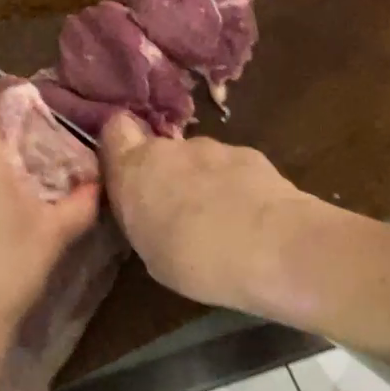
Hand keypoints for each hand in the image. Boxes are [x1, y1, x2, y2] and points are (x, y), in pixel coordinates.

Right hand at [100, 114, 317, 314]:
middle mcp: (168, 150)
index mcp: (133, 170)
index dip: (121, 146)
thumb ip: (143, 218)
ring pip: (198, 159)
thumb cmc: (196, 260)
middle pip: (159, 150)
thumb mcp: (150, 252)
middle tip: (178, 209)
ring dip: (203, 181)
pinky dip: (237, 186)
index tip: (127, 171)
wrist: (275, 248)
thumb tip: (151, 210)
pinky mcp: (252, 155)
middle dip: (166, 172)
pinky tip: (250, 219)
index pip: (114, 130)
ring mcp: (213, 148)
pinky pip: (233, 168)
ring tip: (221, 220)